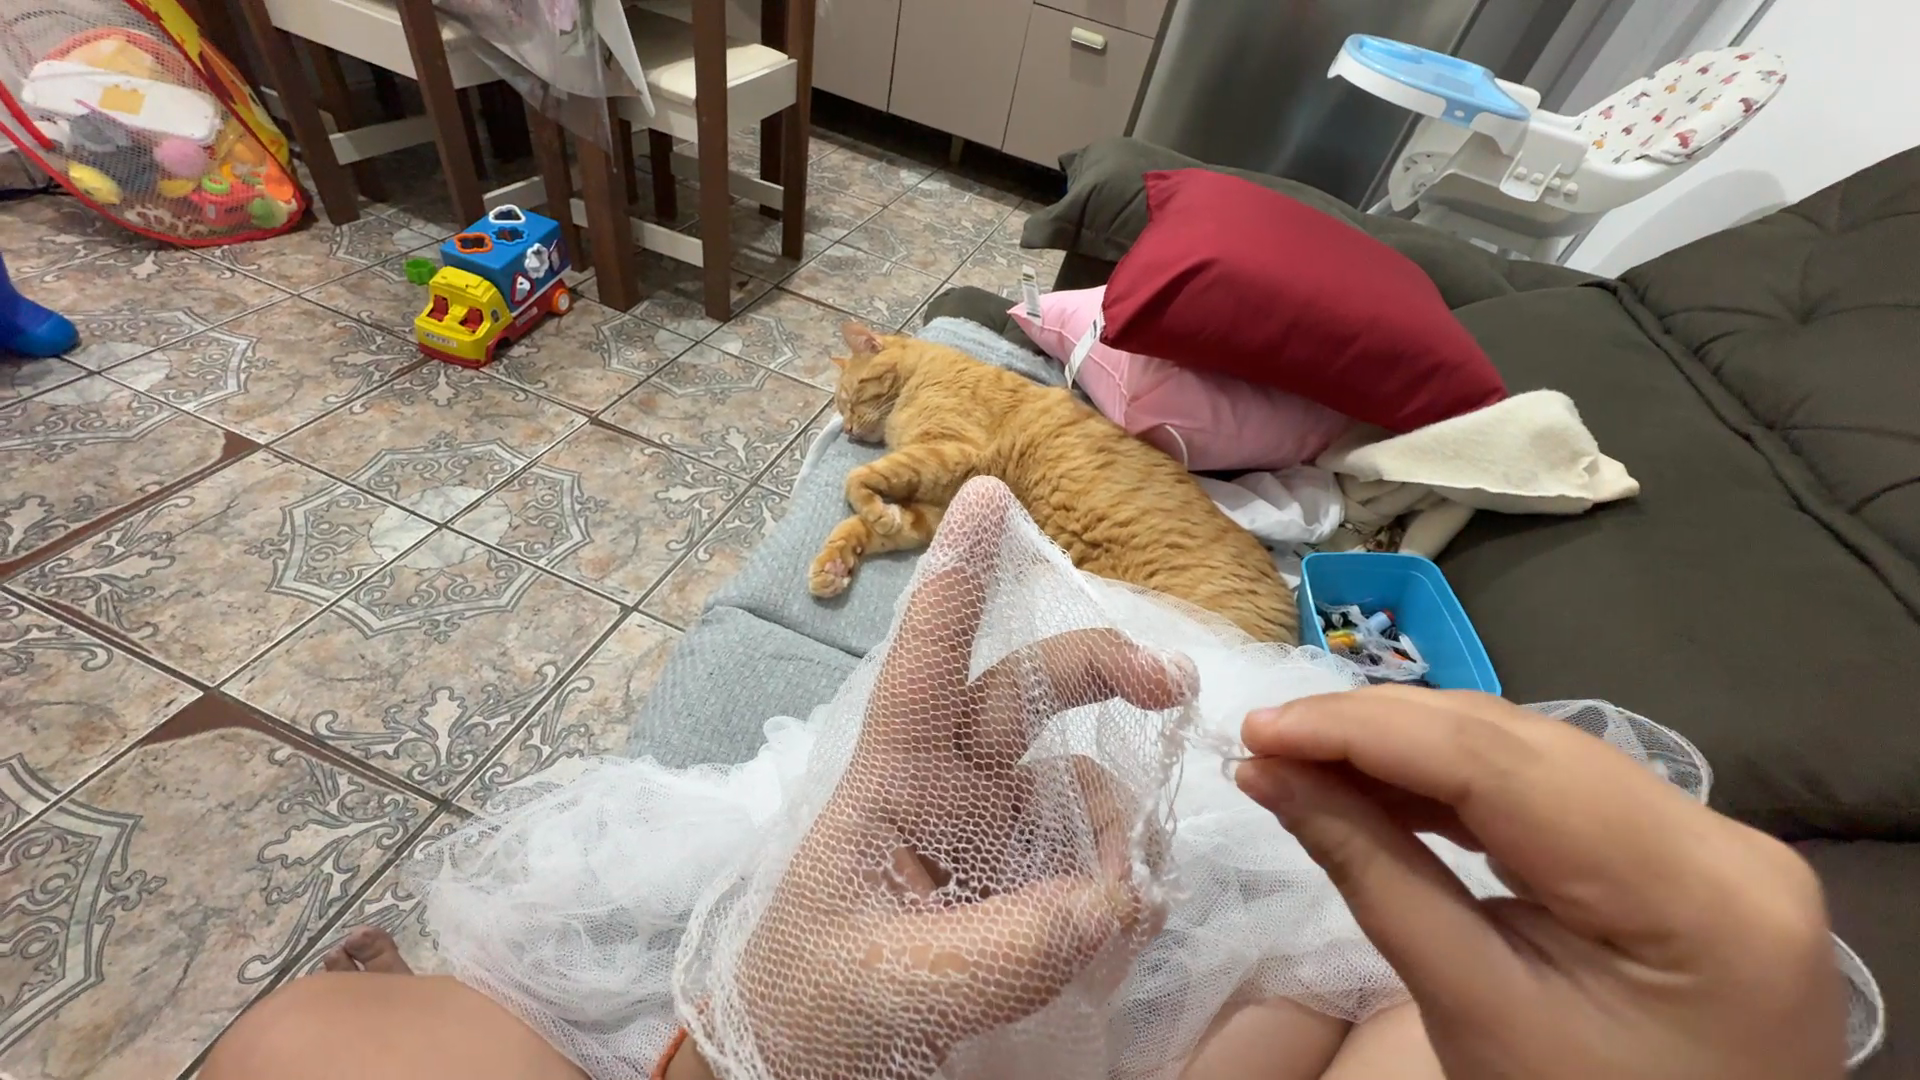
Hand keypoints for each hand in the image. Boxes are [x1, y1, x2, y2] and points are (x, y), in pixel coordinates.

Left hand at [714, 479, 1195, 1078]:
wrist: (808, 1058)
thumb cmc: (812, 1001)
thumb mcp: (893, 984)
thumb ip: (1010, 948)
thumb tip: (1118, 899)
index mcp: (893, 775)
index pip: (925, 658)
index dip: (957, 574)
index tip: (989, 492)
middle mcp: (949, 779)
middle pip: (1028, 687)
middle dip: (1098, 666)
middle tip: (1170, 684)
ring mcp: (993, 822)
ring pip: (1081, 780)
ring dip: (1115, 831)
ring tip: (1113, 914)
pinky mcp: (1024, 869)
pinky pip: (1093, 849)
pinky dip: (1117, 880)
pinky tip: (1110, 930)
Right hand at [1235, 686, 1847, 1079]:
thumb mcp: (1465, 1003)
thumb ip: (1365, 868)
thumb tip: (1262, 771)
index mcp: (1694, 893)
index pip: (1496, 764)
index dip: (1361, 731)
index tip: (1259, 729)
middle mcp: (1716, 836)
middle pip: (1507, 738)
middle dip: (1370, 727)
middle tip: (1267, 739)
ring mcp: (1698, 832)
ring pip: (1512, 742)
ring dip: (1395, 743)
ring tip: (1303, 756)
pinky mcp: (1663, 841)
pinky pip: (1529, 777)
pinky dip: (1436, 773)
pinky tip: (1371, 780)